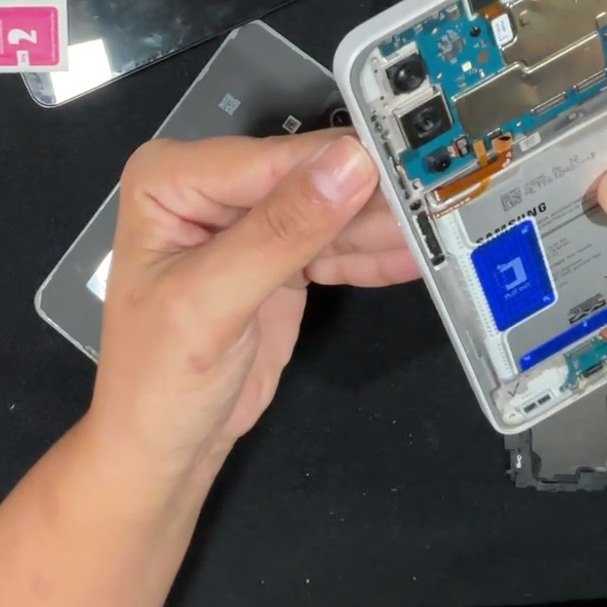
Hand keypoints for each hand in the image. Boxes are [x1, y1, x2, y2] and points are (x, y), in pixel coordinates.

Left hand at [87, 132, 411, 482]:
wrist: (164, 447)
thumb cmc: (159, 378)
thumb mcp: (211, 302)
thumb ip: (280, 231)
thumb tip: (351, 163)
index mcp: (172, 179)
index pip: (268, 159)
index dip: (337, 162)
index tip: (409, 165)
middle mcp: (212, 188)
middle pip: (306, 177)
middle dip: (369, 193)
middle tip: (441, 198)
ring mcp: (250, 221)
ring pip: (329, 210)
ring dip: (384, 225)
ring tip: (447, 225)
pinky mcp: (281, 256)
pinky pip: (335, 247)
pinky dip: (374, 256)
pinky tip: (420, 257)